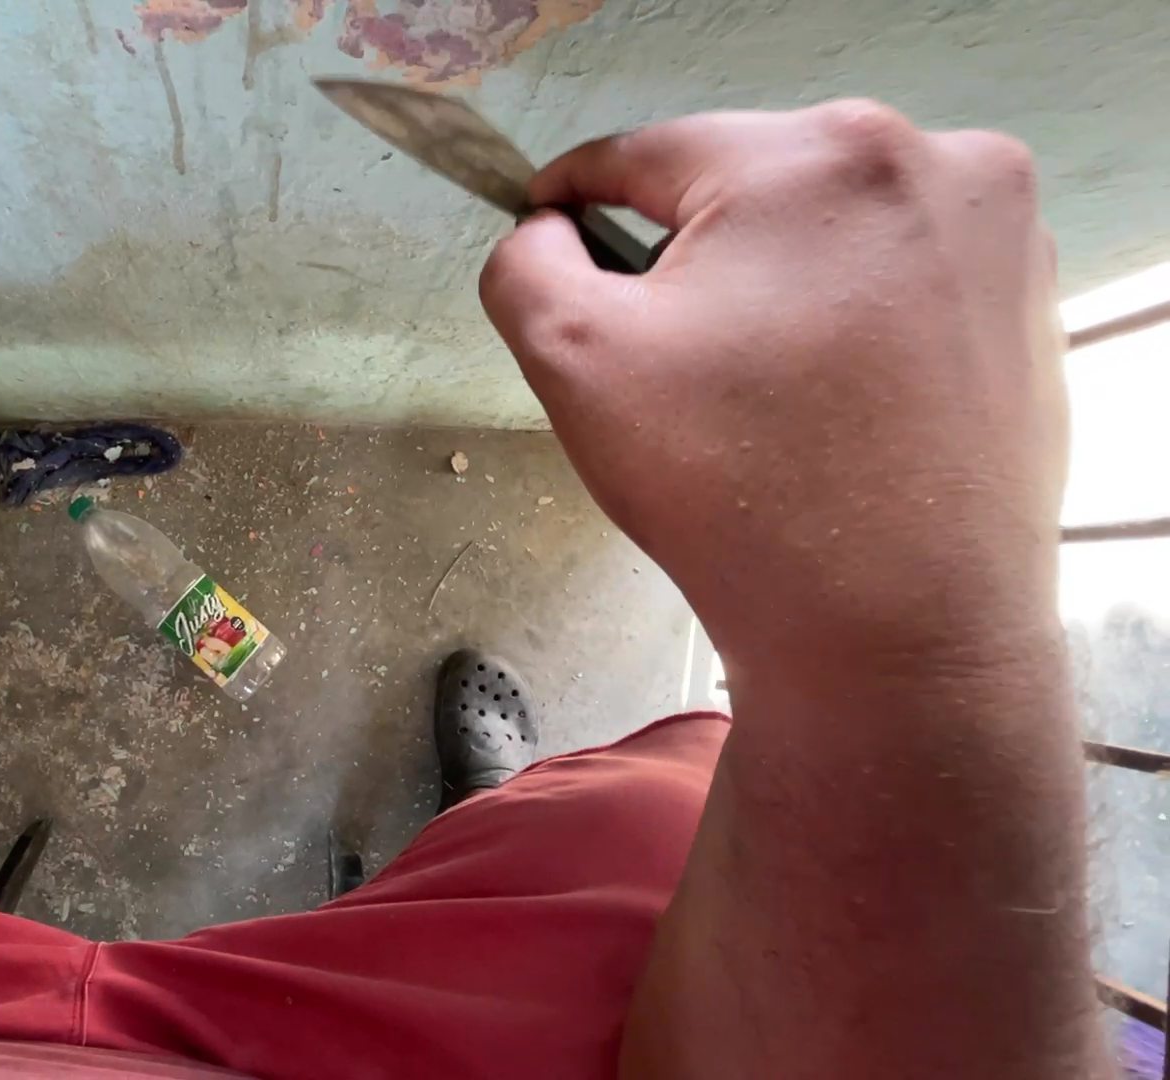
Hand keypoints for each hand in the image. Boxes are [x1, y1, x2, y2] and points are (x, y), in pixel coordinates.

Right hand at [480, 101, 1067, 665]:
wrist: (885, 618)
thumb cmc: (717, 476)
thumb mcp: (568, 355)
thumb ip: (522, 265)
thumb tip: (539, 232)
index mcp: (810, 158)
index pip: (643, 150)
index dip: (567, 194)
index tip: (537, 237)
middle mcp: (930, 161)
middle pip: (727, 188)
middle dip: (659, 258)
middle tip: (633, 354)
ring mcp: (995, 230)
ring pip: (799, 233)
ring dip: (735, 286)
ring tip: (717, 386)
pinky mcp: (1020, 300)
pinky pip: (869, 276)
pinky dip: (810, 316)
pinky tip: (793, 398)